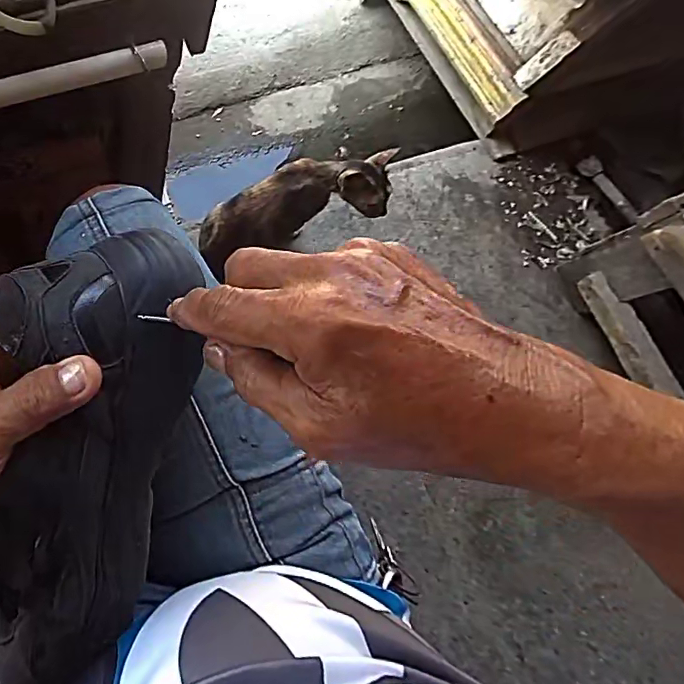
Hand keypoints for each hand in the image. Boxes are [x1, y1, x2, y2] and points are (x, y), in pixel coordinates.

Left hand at [0, 327, 100, 549]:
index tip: (113, 344)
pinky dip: (73, 424)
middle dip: (80, 371)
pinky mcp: (20, 431)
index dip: (72, 335)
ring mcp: (9, 400)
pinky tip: (100, 423)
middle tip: (121, 376)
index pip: (37, 327)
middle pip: (52, 358)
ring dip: (79, 400)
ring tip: (117, 399)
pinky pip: (56, 419)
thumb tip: (88, 369)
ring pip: (58, 391)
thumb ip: (37, 397)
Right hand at [168, 239, 602, 483]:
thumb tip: (223, 349)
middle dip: (236, 298)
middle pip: (245, 264)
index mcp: (308, 323)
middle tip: (258, 341)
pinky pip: (329, 259)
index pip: (221, 304)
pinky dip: (321, 286)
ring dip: (281, 293)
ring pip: (286, 260)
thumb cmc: (417, 426)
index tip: (181, 313)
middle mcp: (330, 276)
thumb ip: (257, 383)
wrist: (503, 399)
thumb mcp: (321, 430)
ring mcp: (362, 257)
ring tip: (317, 340)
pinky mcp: (388, 252)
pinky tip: (353, 324)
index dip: (191, 310)